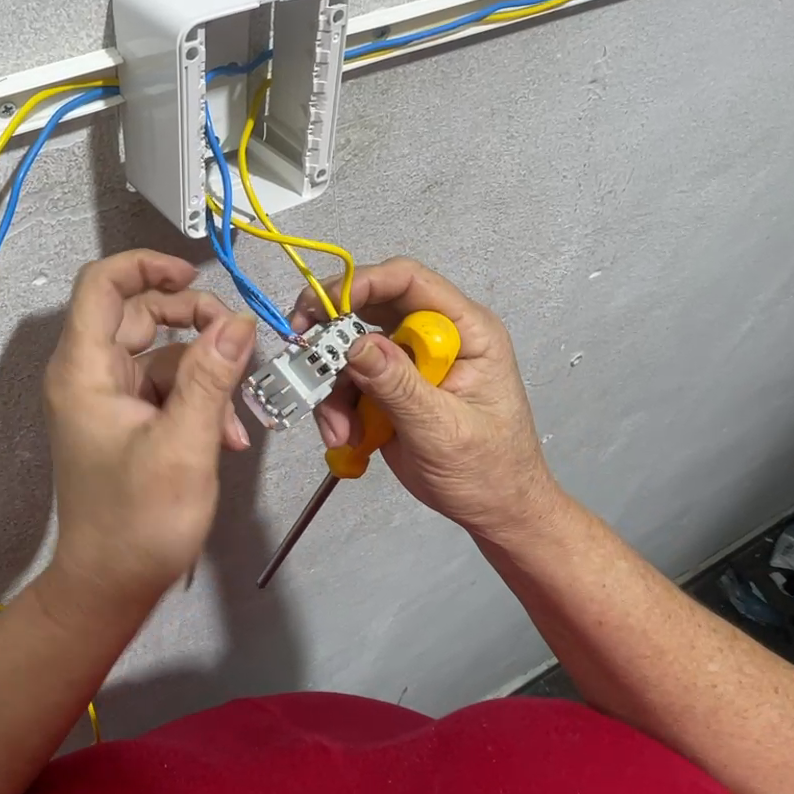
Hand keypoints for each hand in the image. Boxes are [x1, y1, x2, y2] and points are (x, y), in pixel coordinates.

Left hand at [42, 250, 257, 606]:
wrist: (110, 586)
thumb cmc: (140, 519)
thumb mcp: (185, 444)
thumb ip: (212, 377)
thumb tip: (240, 320)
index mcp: (84, 368)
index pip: (102, 284)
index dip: (146, 266)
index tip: (195, 276)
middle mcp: (90, 373)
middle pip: (139, 313)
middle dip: (193, 320)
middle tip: (238, 342)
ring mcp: (108, 397)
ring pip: (161, 352)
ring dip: (205, 371)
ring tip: (237, 414)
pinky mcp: (126, 419)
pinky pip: (165, 387)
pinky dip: (197, 400)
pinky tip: (228, 435)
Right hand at [292, 258, 557, 540]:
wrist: (493, 511)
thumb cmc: (488, 471)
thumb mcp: (442, 428)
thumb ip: (397, 385)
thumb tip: (352, 344)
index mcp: (465, 330)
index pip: (409, 281)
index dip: (363, 283)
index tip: (321, 307)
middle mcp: (432, 335)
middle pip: (367, 309)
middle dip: (330, 335)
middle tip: (300, 351)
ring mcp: (407, 361)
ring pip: (348, 350)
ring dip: (332, 388)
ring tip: (337, 430)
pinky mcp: (386, 386)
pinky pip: (346, 382)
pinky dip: (336, 408)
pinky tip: (344, 438)